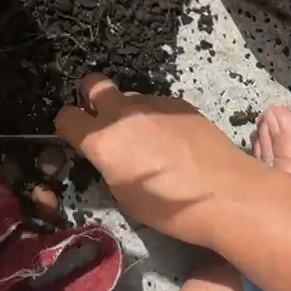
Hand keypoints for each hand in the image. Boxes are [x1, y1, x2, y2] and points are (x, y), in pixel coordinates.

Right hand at [55, 74, 265, 248]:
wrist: (225, 192)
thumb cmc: (169, 207)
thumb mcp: (125, 196)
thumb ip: (108, 166)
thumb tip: (109, 154)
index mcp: (102, 140)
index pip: (66, 117)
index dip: (68, 127)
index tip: (77, 138)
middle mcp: (121, 113)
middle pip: (92, 84)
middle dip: (91, 98)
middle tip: (103, 122)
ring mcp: (151, 103)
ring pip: (128, 96)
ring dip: (128, 112)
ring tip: (148, 140)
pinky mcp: (178, 102)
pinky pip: (156, 104)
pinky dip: (156, 117)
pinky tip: (174, 141)